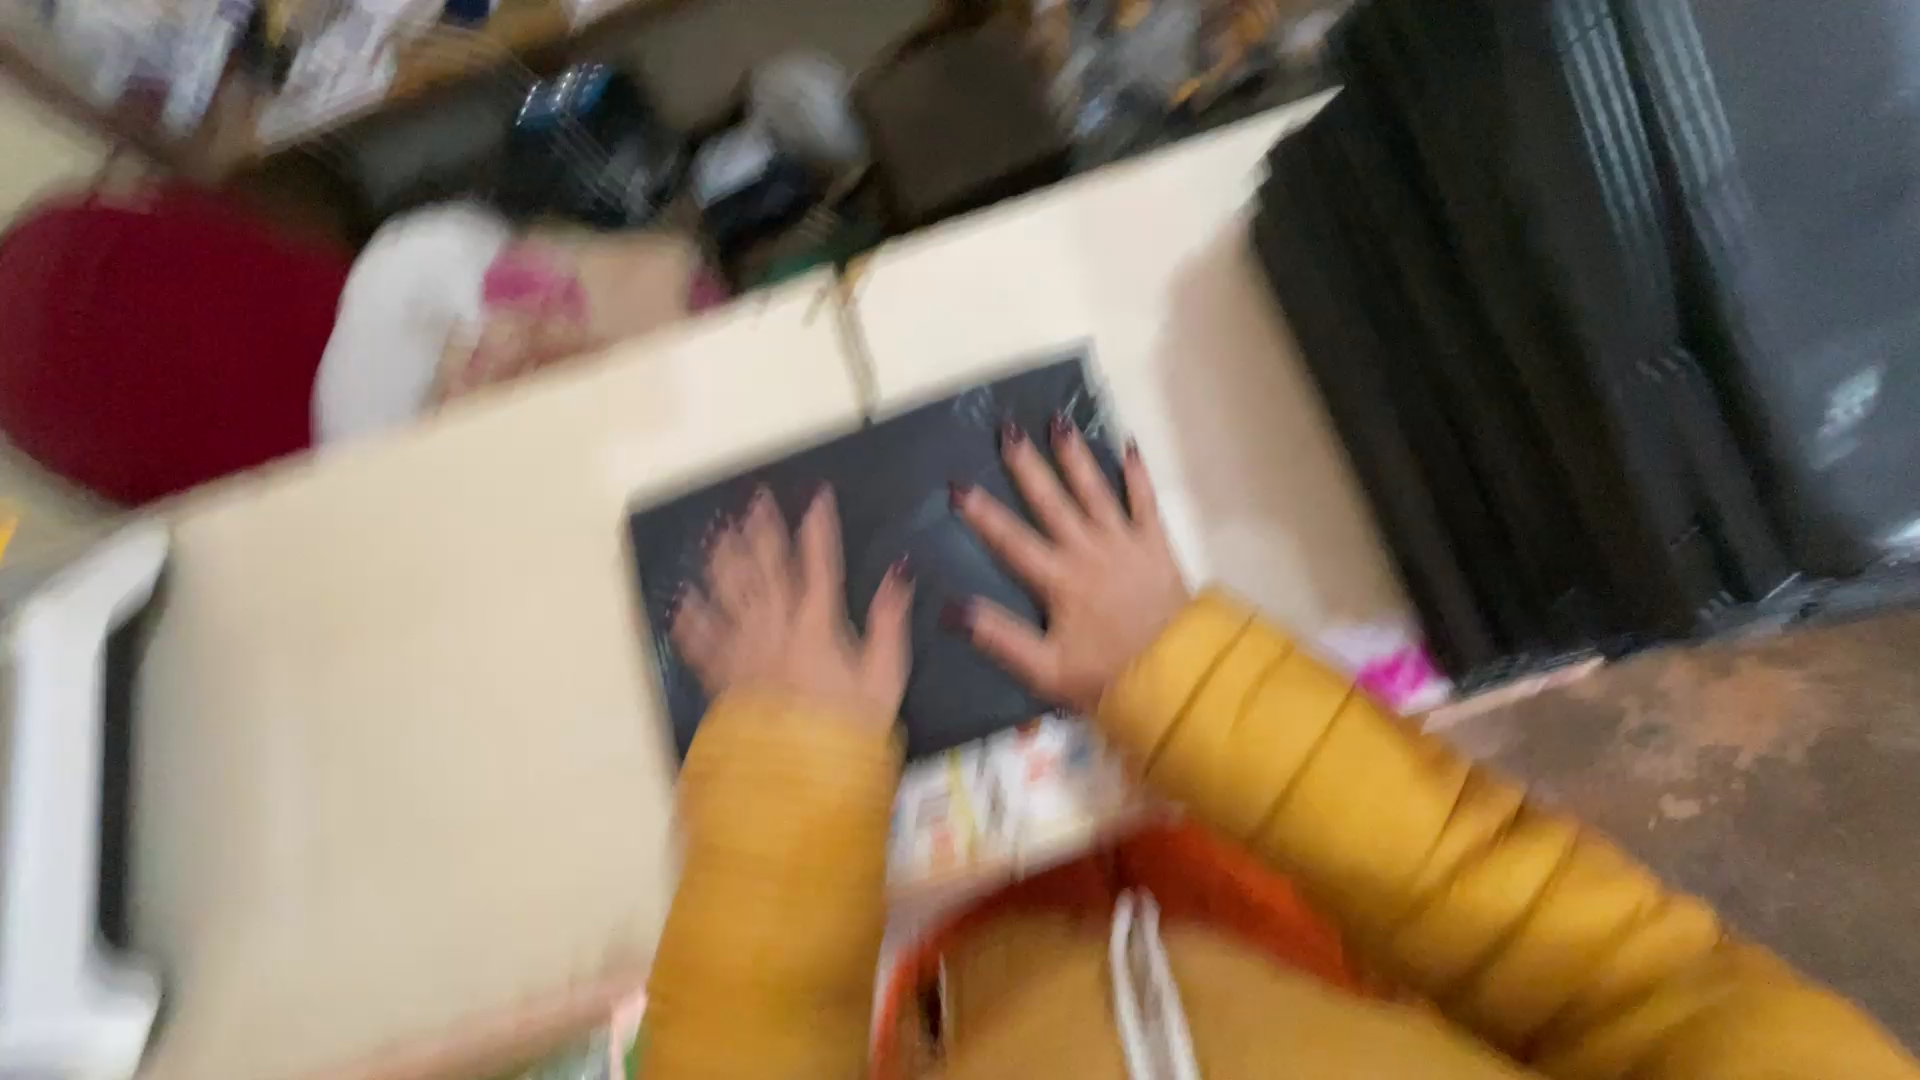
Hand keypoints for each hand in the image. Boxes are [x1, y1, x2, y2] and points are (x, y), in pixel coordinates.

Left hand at [672, 486, 913, 728]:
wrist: (799, 782)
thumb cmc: (847, 732)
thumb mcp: (884, 678)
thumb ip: (888, 623)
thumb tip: (897, 577)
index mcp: (817, 626)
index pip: (819, 564)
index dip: (818, 528)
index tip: (816, 498)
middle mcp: (776, 629)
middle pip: (766, 569)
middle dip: (762, 530)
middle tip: (754, 500)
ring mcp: (745, 651)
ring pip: (731, 594)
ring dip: (723, 559)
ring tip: (717, 531)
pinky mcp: (724, 677)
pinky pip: (703, 642)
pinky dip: (691, 619)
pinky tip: (682, 599)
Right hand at [949, 417, 1190, 714]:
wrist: (1178, 679)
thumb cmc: (1107, 676)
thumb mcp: (1045, 669)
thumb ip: (999, 637)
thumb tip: (953, 608)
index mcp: (1059, 581)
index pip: (1013, 541)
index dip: (984, 514)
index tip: (958, 485)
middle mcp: (1089, 551)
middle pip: (1052, 502)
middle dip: (1028, 466)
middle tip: (1009, 430)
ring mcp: (1125, 543)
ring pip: (1095, 491)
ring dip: (1075, 457)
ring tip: (1059, 421)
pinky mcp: (1156, 544)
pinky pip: (1145, 502)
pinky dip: (1137, 474)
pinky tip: (1128, 447)